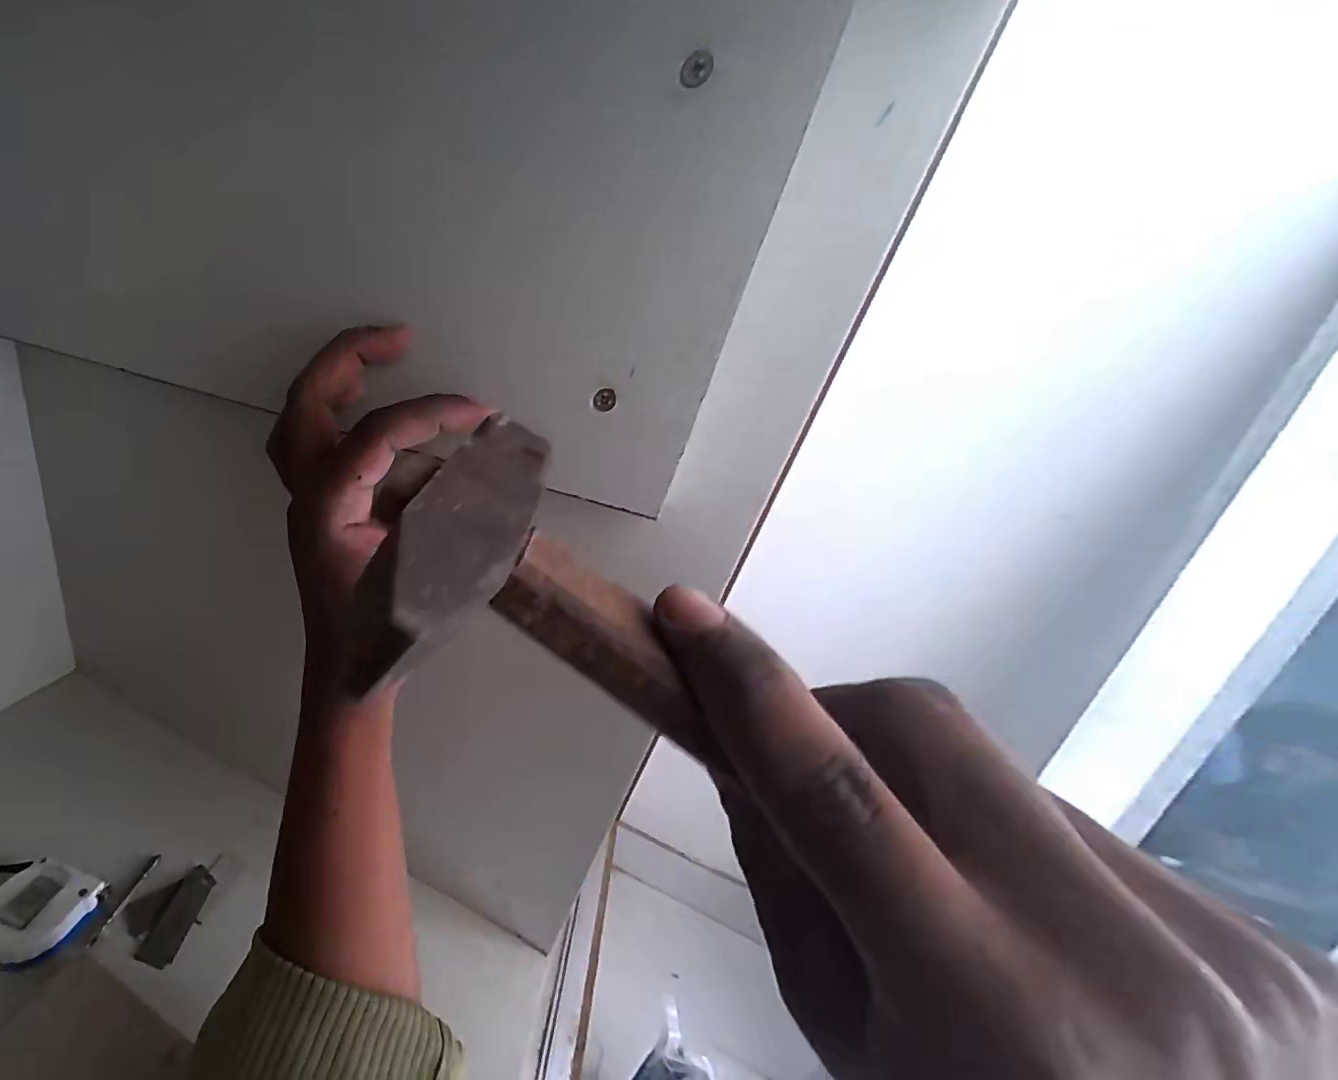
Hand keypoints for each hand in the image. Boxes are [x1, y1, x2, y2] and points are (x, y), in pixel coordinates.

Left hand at [266, 326, 489, 685]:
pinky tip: (390, 427)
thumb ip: (463, 512)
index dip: (430, 412)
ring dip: (337, 384)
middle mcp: (306, 496)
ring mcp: (306, 502)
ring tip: (384, 360)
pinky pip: (320, 450)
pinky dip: (348, 422)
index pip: (375, 434)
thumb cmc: (388, 637)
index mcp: (327, 508)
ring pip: (299, 424)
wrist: (348, 674)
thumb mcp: (434, 573)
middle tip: (398, 337)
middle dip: (348, 358)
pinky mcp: (321, 511)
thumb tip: (497, 460)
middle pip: (305, 403)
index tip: (480, 411)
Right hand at [652, 585, 1337, 1078]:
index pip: (830, 792)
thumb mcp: (835, 1029)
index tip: (685, 611)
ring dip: (917, 786)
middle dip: (832, 713)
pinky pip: (1071, 827)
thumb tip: (739, 760)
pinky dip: (1000, 840)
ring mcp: (1213, 940)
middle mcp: (1110, 951)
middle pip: (921, 727)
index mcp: (978, 1000)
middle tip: (799, 764)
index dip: (747, 686)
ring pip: (993, 772)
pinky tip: (1024, 924)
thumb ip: (783, 882)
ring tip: (929, 878)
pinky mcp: (1275, 941)